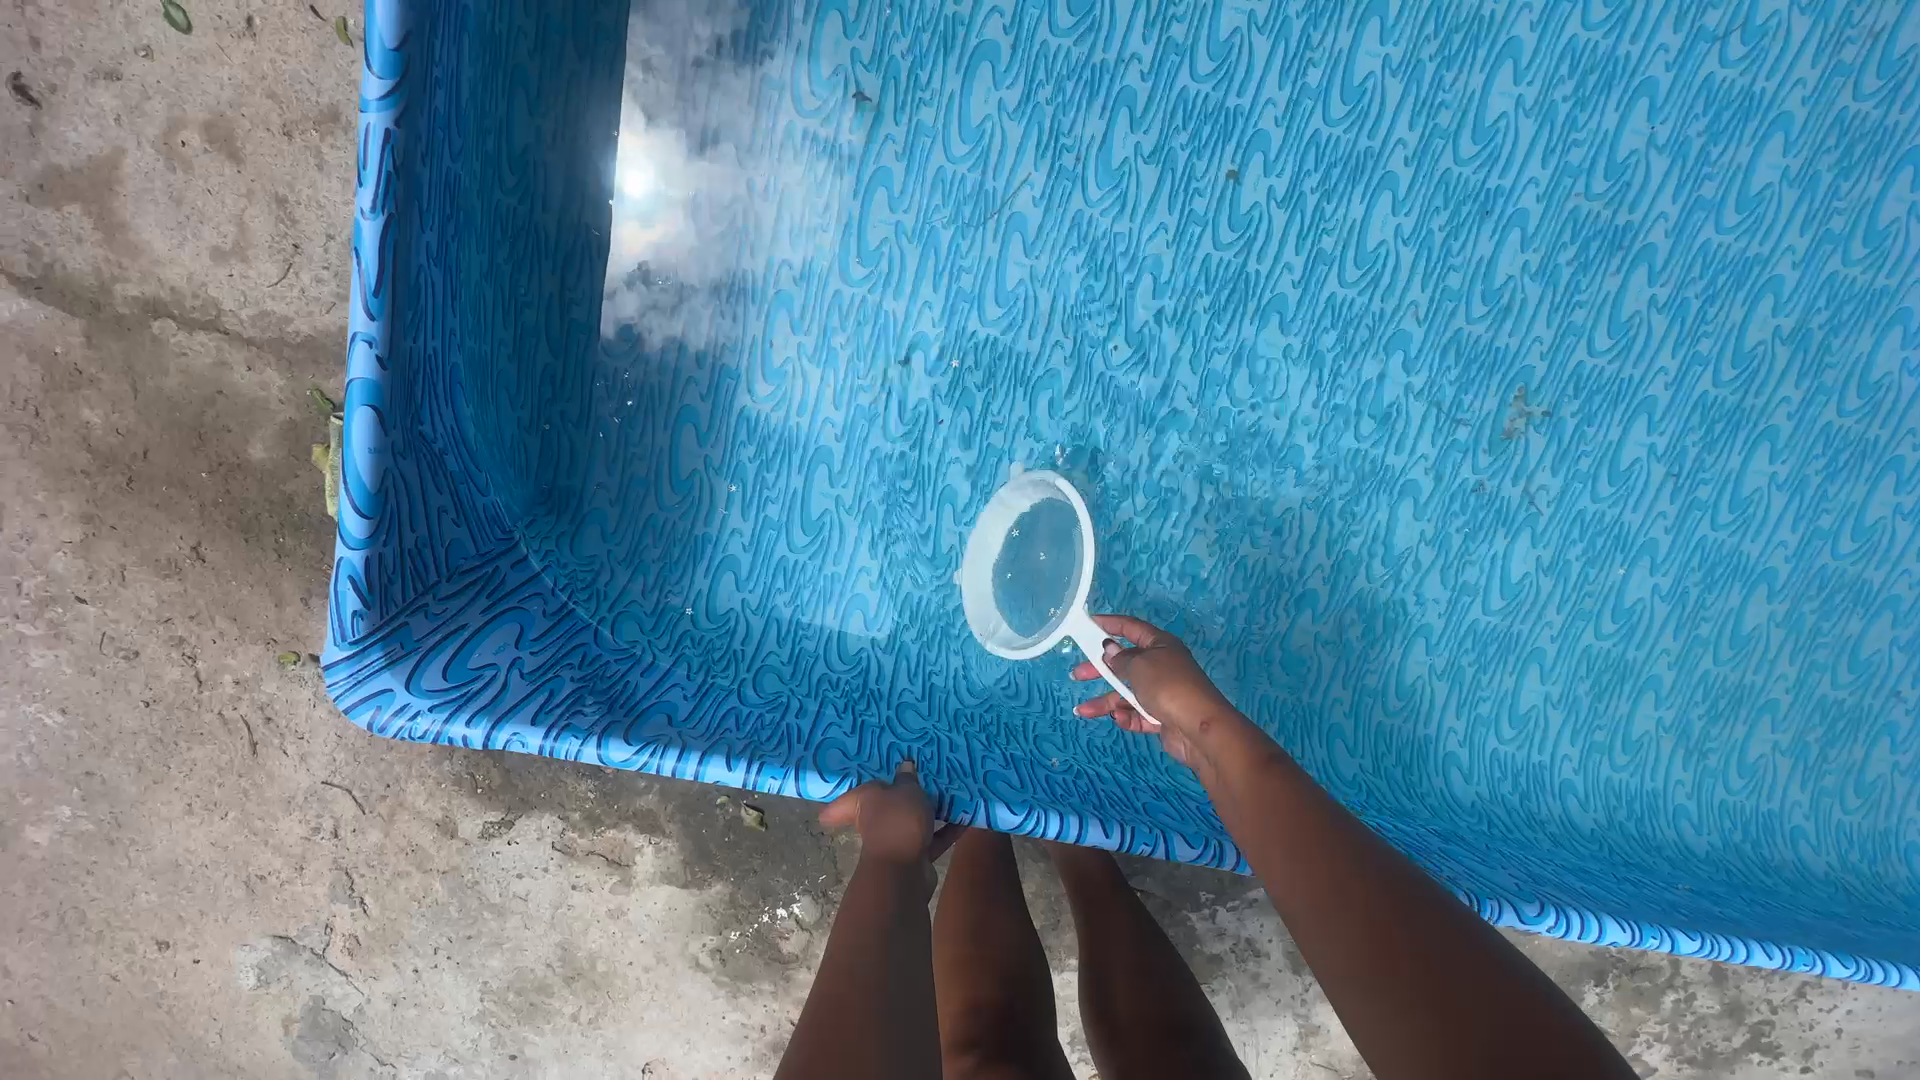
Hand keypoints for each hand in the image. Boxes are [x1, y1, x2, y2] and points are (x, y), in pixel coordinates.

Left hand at [819, 761, 961, 867]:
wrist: (905, 870)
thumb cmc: (898, 820)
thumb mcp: (906, 790)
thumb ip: (908, 778)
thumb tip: (905, 766)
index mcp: (864, 801)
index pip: (847, 799)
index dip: (842, 799)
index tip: (844, 793)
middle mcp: (876, 821)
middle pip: (888, 806)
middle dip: (903, 797)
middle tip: (922, 778)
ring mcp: (896, 840)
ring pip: (914, 821)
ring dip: (931, 812)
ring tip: (952, 793)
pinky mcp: (916, 856)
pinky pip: (934, 837)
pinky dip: (948, 829)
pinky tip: (966, 817)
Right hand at [1070, 614, 1263, 774]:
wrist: (1199, 727)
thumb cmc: (1168, 685)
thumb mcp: (1140, 665)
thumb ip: (1120, 659)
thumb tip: (1110, 651)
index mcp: (1159, 645)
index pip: (1131, 628)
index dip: (1110, 624)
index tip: (1088, 624)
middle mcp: (1161, 666)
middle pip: (1124, 663)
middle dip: (1100, 669)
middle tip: (1078, 674)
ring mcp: (1161, 692)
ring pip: (1127, 693)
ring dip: (1106, 701)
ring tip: (1083, 710)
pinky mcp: (1162, 716)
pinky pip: (1137, 713)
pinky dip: (1126, 716)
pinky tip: (1118, 719)